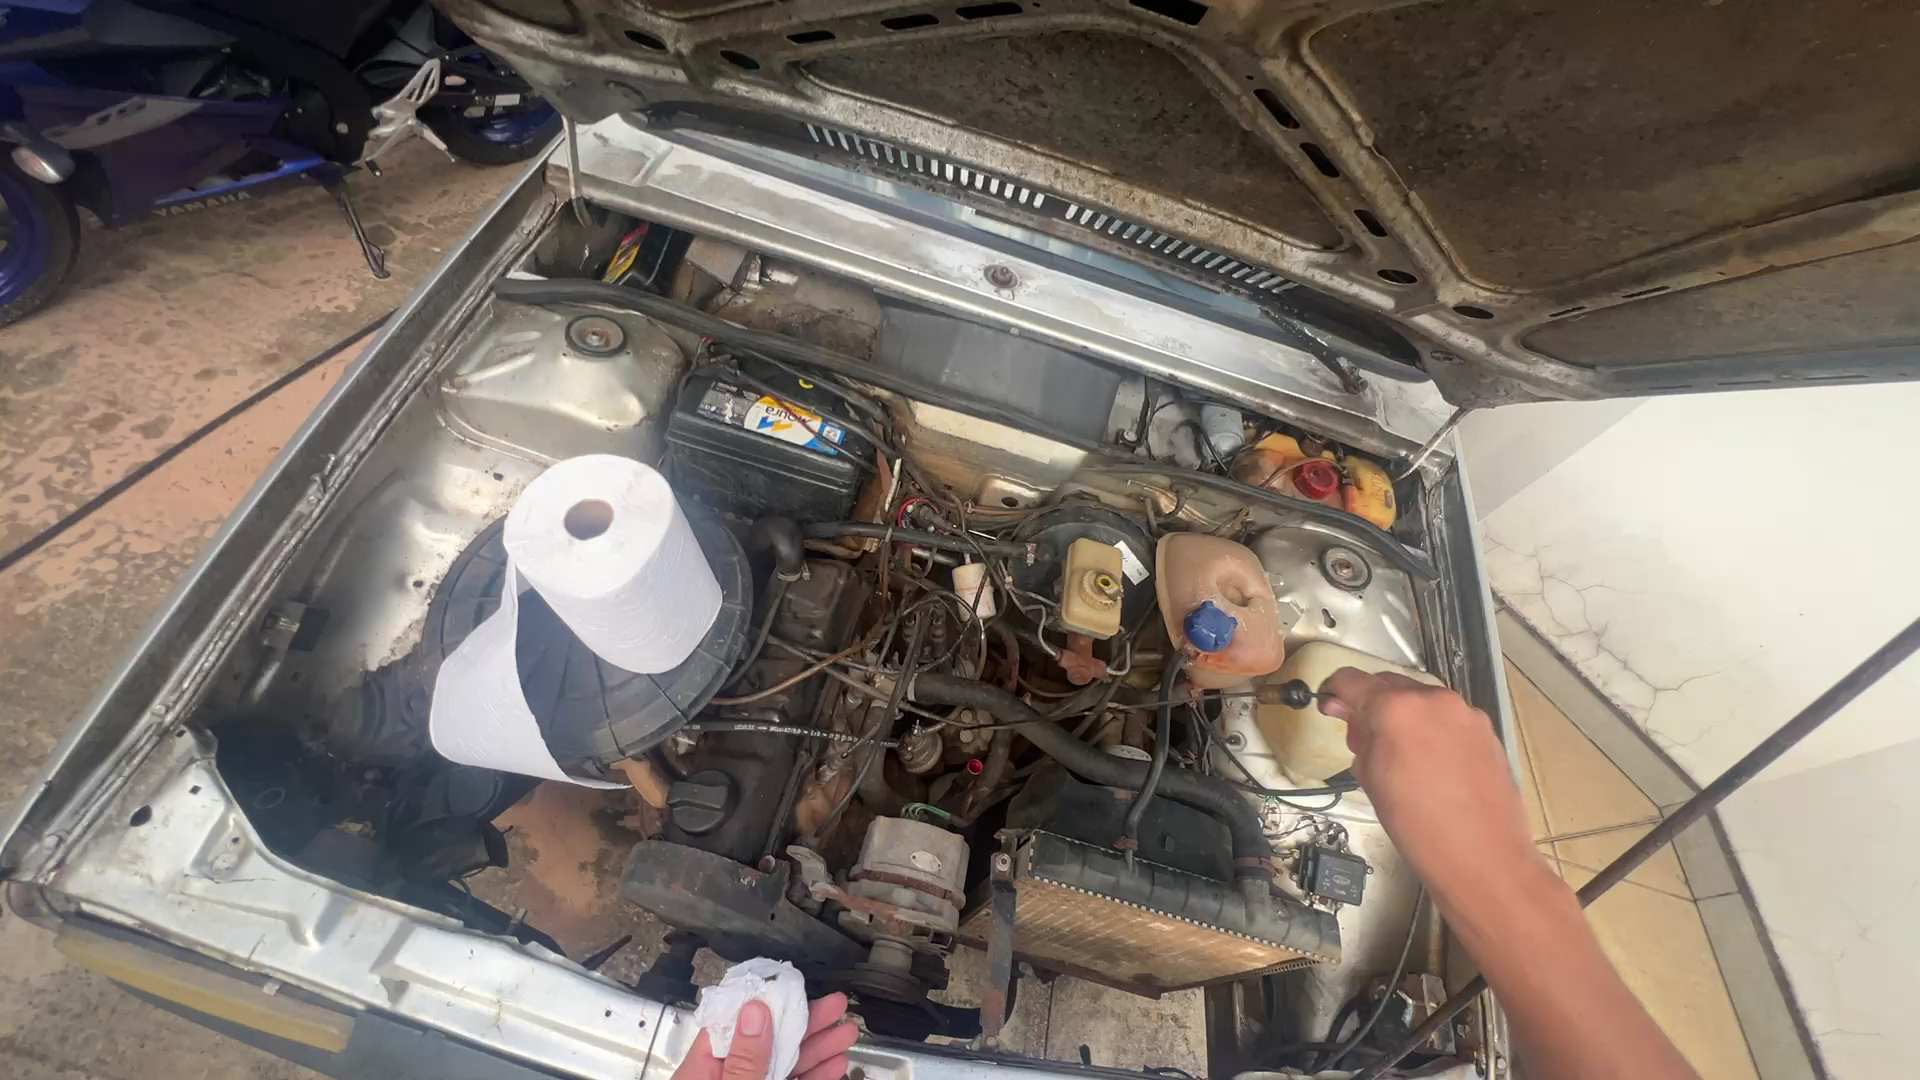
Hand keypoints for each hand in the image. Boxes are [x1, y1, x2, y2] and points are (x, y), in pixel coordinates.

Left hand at [674, 993, 860, 1079]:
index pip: (735, 1021)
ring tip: (847, 1034)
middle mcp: (724, 1079)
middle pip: (769, 1042)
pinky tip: (835, 1067)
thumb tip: (756, 1007)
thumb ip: (744, 1061)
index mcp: (702, 1071)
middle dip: (807, 1023)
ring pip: (784, 1066)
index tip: (799, 985)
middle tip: (839, 1004)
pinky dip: (813, 1077)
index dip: (770, 999)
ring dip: (818, 1050)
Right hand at [1320, 668, 1538, 895]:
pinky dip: (1429, 726)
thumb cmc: (1414, 820)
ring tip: (1400, 752)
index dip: (1334, 693)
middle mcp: (1432, 698)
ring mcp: (1465, 712)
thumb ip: (1357, 733)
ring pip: (1418, 697)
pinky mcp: (1486, 729)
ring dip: (1401, 713)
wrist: (1483, 858)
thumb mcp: (1368, 773)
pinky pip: (1444, 715)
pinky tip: (1430, 760)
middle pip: (1386, 683)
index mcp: (1396, 707)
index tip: (1331, 711)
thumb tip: (1349, 712)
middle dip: (1369, 703)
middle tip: (1364, 738)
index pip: (1350, 680)